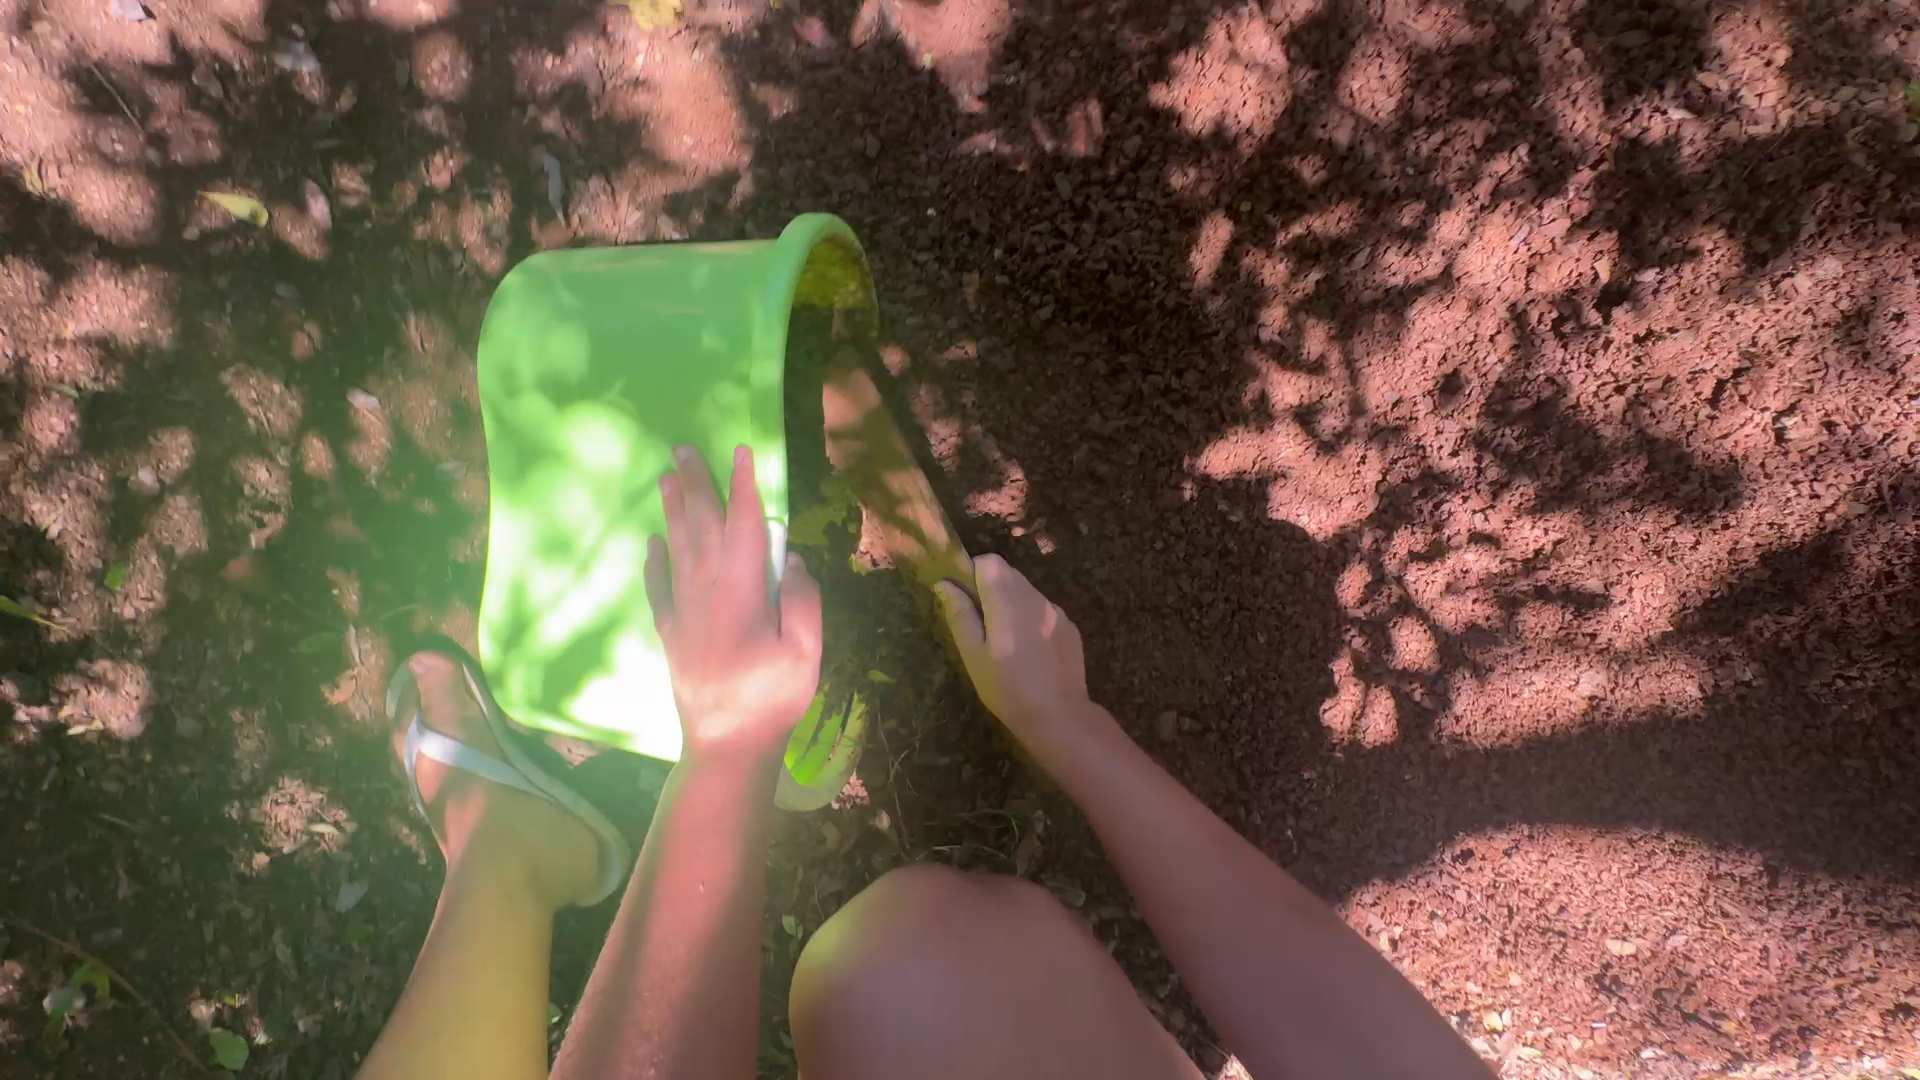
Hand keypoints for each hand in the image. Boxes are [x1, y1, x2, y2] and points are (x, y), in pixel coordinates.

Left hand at [645, 445, 822, 761]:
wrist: (726, 746)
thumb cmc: (773, 697)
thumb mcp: (806, 650)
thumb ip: (802, 599)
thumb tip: (790, 557)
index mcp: (741, 590)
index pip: (743, 525)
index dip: (742, 486)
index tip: (739, 451)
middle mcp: (705, 591)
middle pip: (700, 526)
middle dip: (695, 485)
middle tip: (682, 449)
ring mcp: (682, 611)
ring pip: (677, 548)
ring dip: (672, 511)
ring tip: (665, 479)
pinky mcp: (671, 632)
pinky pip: (658, 587)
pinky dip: (654, 562)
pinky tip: (652, 543)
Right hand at [934, 554, 1090, 744]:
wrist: (1058, 716)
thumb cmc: (1006, 688)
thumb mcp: (973, 654)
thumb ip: (960, 614)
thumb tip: (944, 583)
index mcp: (1008, 599)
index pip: (989, 561)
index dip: (972, 573)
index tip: (964, 599)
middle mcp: (1035, 597)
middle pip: (1009, 574)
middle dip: (991, 589)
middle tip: (981, 625)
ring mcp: (1057, 611)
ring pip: (1027, 592)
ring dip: (1011, 605)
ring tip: (1006, 642)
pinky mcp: (1070, 627)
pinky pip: (1044, 612)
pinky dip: (1031, 621)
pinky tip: (1030, 653)